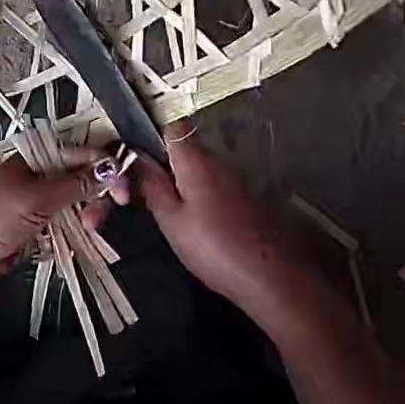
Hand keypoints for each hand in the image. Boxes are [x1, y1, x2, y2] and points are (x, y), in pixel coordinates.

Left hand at [0, 148, 129, 285]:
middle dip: (95, 199)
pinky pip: (68, 224)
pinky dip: (75, 232)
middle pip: (84, 180)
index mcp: (37, 158)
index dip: (105, 170)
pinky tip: (75, 242)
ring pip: (79, 204)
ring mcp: (40, 200)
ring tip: (85, 234)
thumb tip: (110, 167)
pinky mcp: (40, 224)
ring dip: (86, 218)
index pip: (81, 155)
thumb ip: (76, 184)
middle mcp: (41, 175)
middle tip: (95, 222)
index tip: (123, 192)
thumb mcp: (37, 197)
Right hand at [134, 121, 341, 335]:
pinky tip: (193, 222)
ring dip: (178, 180)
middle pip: (183, 147)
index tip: (132, 152)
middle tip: (141, 189)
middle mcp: (218, 161)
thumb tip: (136, 158)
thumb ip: (152, 185)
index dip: (149, 130)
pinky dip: (197, 194)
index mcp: (196, 160)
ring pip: (197, 167)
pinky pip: (212, 184)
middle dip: (160, 162)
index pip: (171, 124)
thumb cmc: (214, 248)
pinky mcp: (245, 197)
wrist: (272, 279)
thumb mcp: (171, 220)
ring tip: (164, 210)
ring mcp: (235, 178)